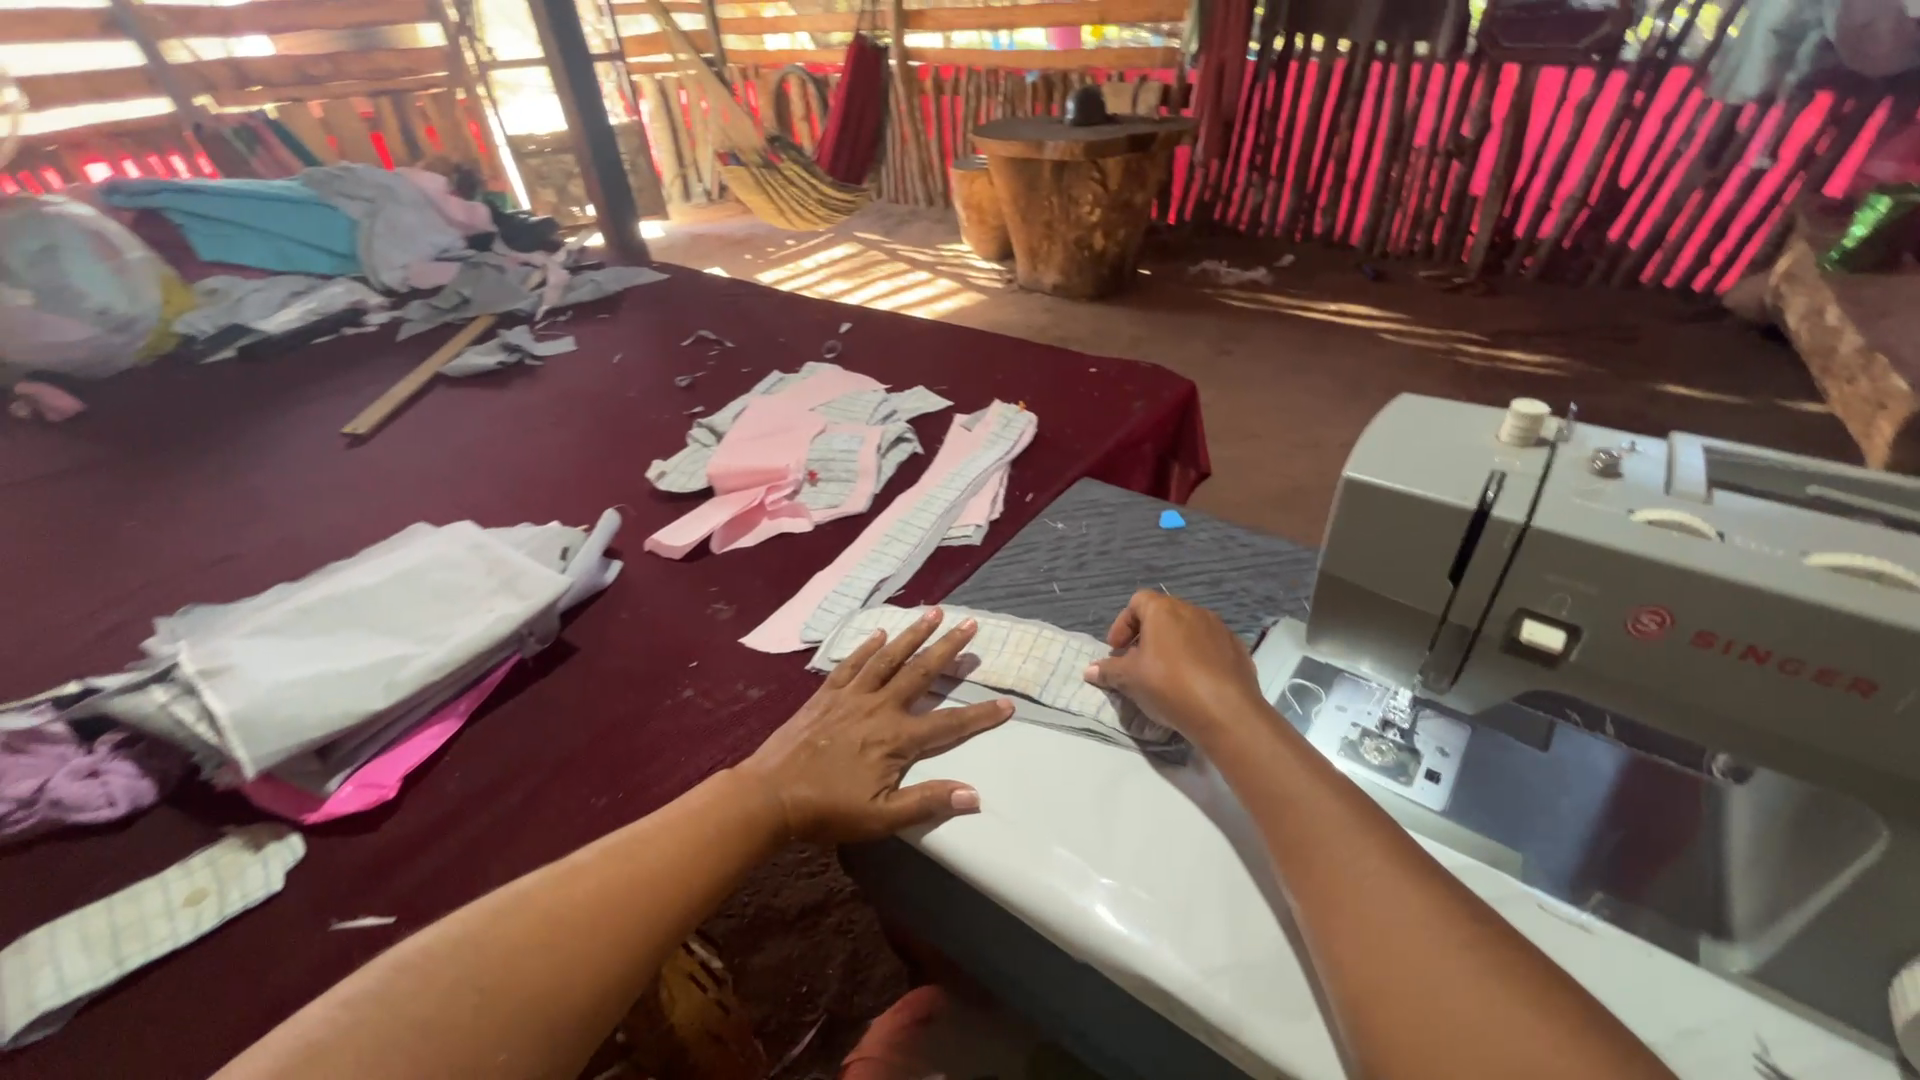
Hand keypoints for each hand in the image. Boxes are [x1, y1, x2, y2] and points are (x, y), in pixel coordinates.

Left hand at [736, 608, 1012, 843]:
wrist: (768, 795)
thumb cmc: (827, 810)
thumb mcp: (881, 817)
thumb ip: (927, 802)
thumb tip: (974, 795)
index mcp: (896, 739)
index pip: (949, 724)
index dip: (981, 715)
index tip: (1008, 703)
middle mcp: (878, 708)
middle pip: (921, 672)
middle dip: (949, 648)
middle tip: (970, 624)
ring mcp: (850, 697)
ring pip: (888, 657)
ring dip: (913, 634)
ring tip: (934, 612)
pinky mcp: (825, 695)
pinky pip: (850, 663)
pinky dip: (866, 647)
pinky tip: (878, 633)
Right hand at [1083, 590, 1271, 745]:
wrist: (1227, 712)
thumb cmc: (1169, 686)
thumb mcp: (1130, 680)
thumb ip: (1109, 670)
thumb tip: (1090, 670)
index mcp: (1164, 610)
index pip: (1137, 602)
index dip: (1123, 624)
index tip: (1117, 649)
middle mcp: (1193, 611)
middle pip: (1163, 615)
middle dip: (1146, 636)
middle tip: (1138, 663)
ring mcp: (1219, 629)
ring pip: (1188, 630)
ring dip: (1173, 646)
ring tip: (1166, 675)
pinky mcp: (1238, 649)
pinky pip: (1209, 647)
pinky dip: (1197, 658)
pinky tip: (1194, 683)